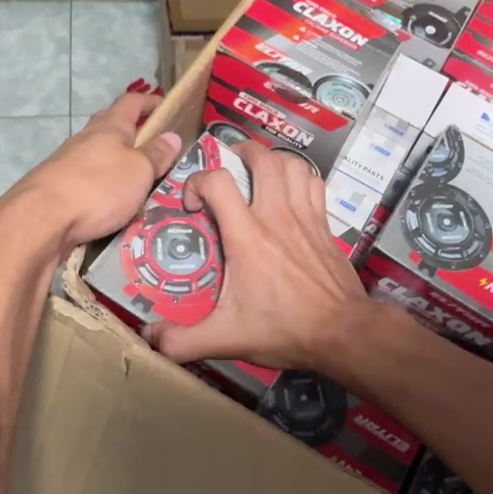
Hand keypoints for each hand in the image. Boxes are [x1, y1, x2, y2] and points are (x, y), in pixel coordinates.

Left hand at [0, 92, 182, 249]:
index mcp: (109, 127)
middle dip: (132, 131)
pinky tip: (113, 205)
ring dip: (117, 163)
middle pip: (110, 126)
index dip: (149, 101)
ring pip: (99, 156)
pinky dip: (104, 187)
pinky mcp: (58, 189)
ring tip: (139, 182)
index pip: (131, 102)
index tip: (166, 106)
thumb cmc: (99, 187)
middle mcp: (86, 139)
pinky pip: (88, 181)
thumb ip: (156, 154)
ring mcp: (68, 163)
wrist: (40, 220)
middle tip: (154, 146)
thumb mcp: (139, 171)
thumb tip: (172, 136)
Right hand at [145, 143, 373, 370]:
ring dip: (274, 159)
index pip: (218, 181)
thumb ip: (183, 341)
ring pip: (293, 164)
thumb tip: (151, 338)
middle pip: (263, 158)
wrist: (341, 331)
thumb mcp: (226, 339)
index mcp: (248, 236)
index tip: (192, 205)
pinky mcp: (325, 225)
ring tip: (260, 170)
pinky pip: (314, 183)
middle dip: (241, 152)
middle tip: (229, 165)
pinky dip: (301, 176)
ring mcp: (305, 216)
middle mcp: (277, 216)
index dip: (197, 181)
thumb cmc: (284, 330)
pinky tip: (291, 190)